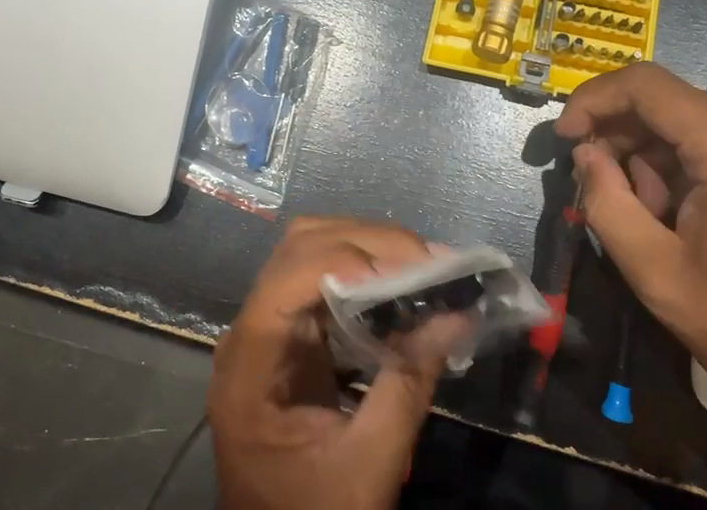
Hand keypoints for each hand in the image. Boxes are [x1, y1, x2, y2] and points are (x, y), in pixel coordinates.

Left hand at [209, 218, 456, 509]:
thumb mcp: (368, 463)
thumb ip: (409, 385)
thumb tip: (457, 314)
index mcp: (250, 366)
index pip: (287, 279)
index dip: (345, 258)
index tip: (410, 269)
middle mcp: (249, 335)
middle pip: (298, 250)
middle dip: (366, 242)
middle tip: (430, 259)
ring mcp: (266, 333)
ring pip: (309, 256)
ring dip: (367, 250)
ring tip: (423, 266)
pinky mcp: (288, 340)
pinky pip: (321, 284)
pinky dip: (363, 273)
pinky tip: (401, 286)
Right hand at [557, 64, 706, 509]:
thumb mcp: (661, 276)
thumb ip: (609, 205)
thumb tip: (589, 157)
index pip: (646, 84)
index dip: (594, 100)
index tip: (564, 140)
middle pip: (675, 105)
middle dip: (623, 138)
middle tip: (598, 192)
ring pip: (702, 130)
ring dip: (657, 161)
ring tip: (646, 224)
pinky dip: (693, 173)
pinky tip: (686, 225)